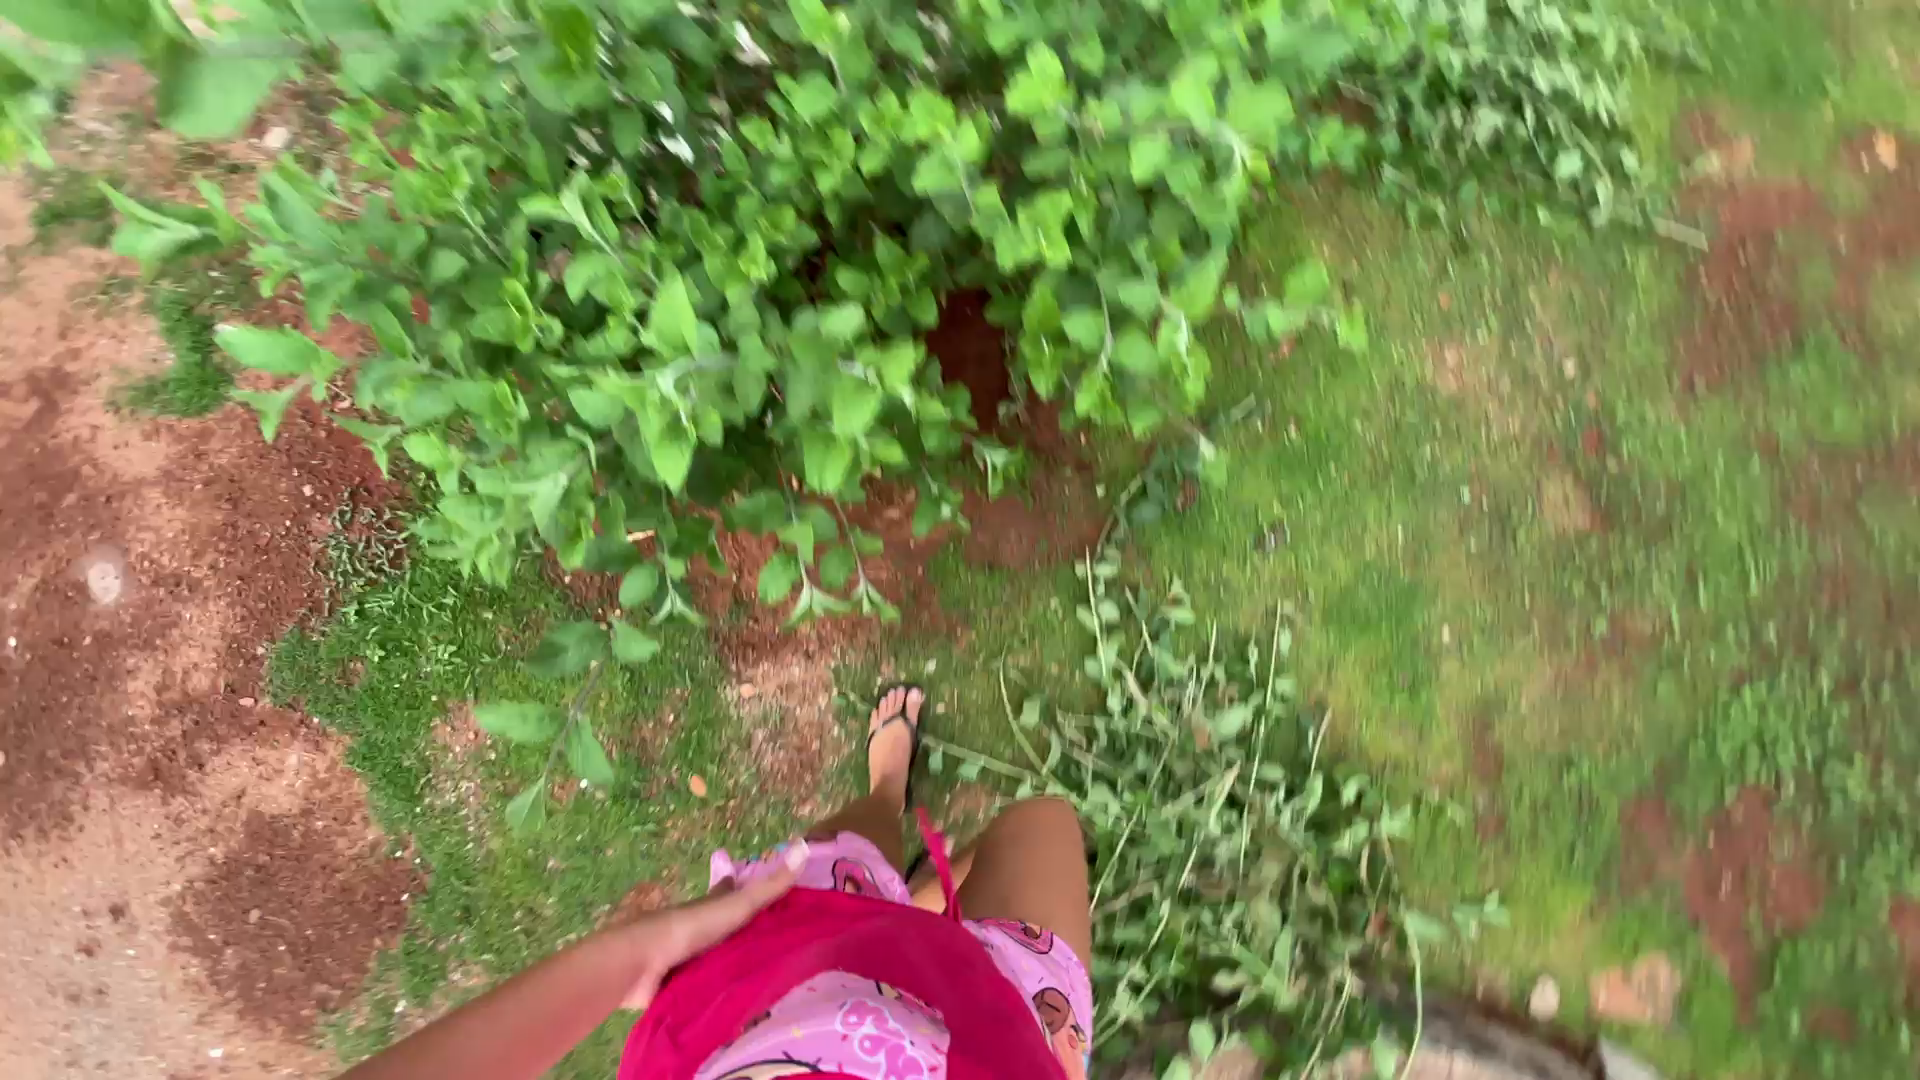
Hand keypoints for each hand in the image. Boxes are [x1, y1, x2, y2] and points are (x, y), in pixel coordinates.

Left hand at [610, 839, 809, 1008]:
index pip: (730, 892)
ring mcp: (686, 957)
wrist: (642, 964)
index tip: (765, 892)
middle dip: (740, 929)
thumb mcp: (737, 904)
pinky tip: (734, 1000)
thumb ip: (770, 885)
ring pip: (713, 957)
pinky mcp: (677, 986)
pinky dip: (715, 991)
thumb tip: (805, 845)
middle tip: (772, 939)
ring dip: (729, 963)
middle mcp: (698, 927)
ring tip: (760, 974)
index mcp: (710, 904)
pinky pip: (703, 987)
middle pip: (723, 925)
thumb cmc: (692, 927)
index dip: (744, 887)